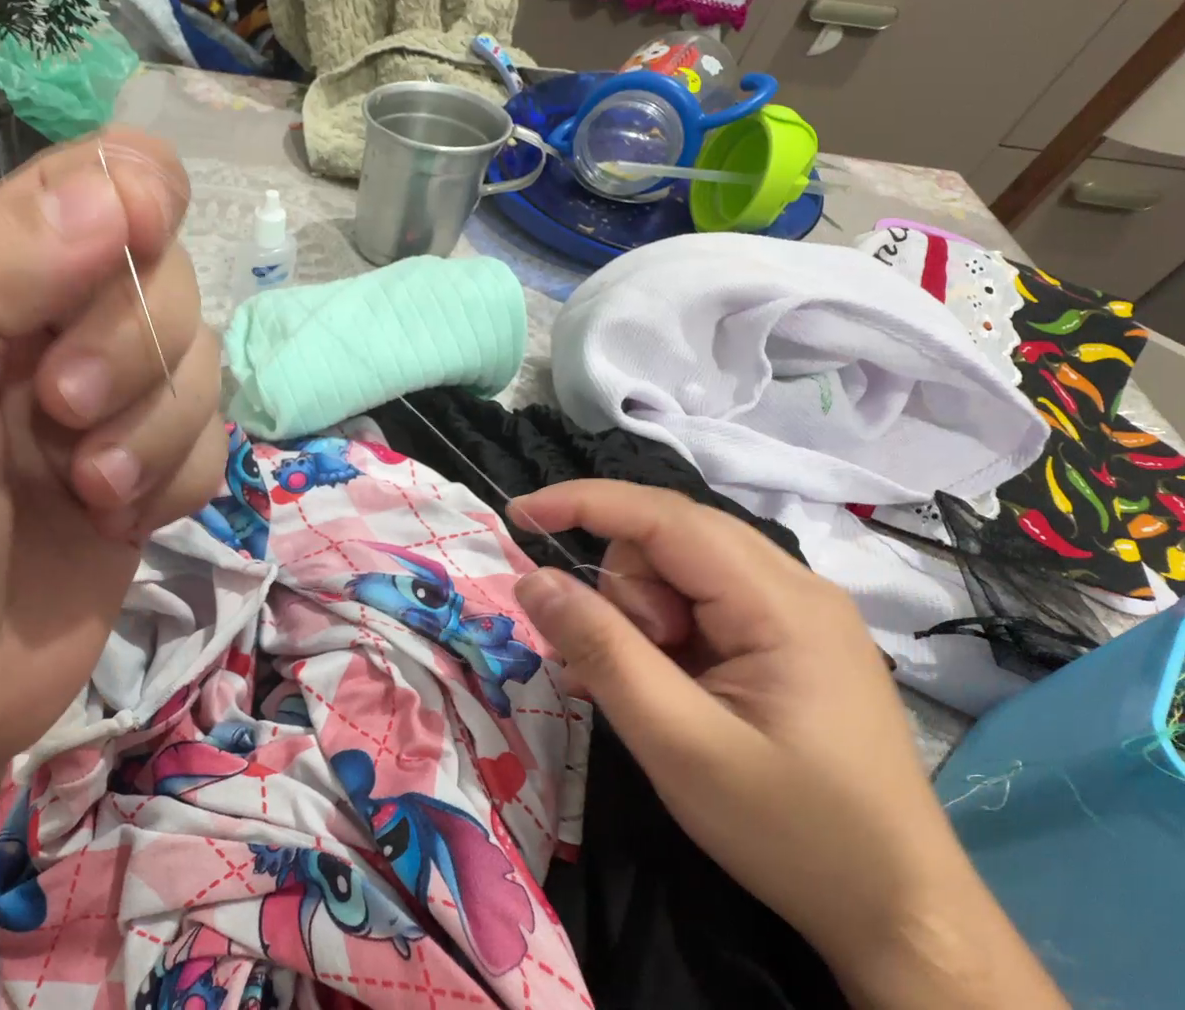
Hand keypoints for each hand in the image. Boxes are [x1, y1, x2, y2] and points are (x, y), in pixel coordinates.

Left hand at [0, 132, 221, 1009]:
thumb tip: (116, 196)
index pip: (93, 177)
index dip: (134, 196)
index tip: (132, 251)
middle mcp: (49, 333)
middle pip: (166, 271)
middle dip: (132, 345)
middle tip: (61, 418)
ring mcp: (106, 410)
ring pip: (201, 359)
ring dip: (157, 426)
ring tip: (89, 492)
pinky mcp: (148, 479)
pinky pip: (214, 440)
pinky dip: (179, 479)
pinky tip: (122, 525)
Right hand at [509, 481, 1063, 1009]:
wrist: (896, 909)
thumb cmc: (789, 828)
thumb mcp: (677, 742)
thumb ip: (601, 651)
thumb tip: (532, 579)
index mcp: (780, 604)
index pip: (664, 517)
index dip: (584, 503)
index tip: (516, 516)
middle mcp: (796, 591)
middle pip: (672, 537)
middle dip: (624, 586)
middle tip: (631, 666)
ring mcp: (798, 619)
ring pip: (682, 571)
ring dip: (641, 615)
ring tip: (654, 690)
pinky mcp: (790, 647)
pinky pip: (702, 608)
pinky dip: (661, 635)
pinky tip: (653, 688)